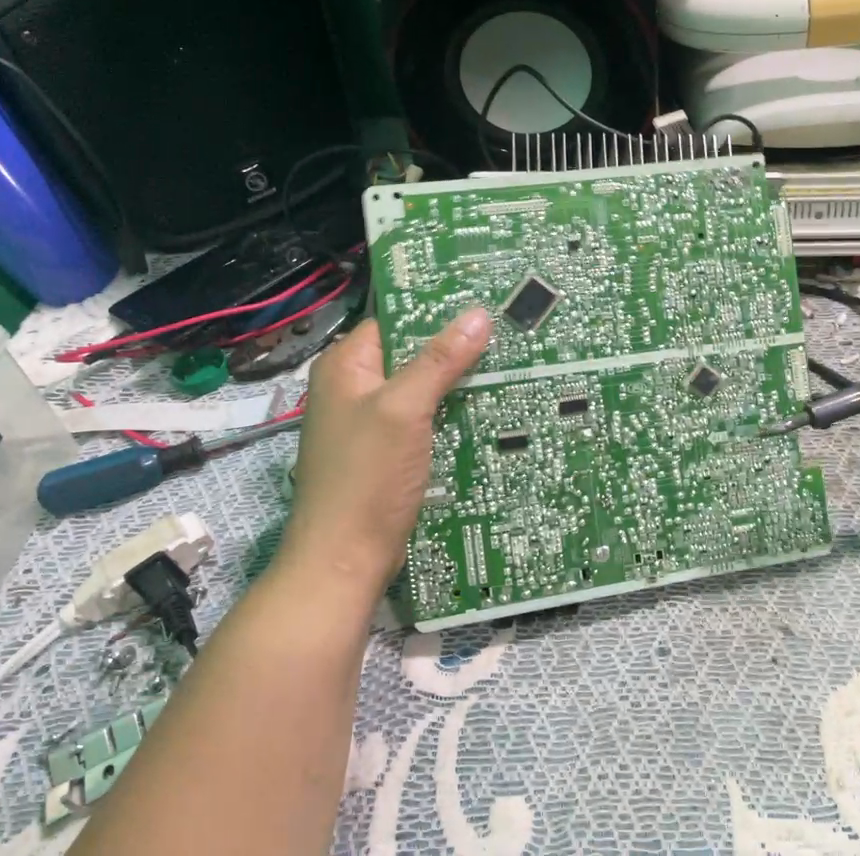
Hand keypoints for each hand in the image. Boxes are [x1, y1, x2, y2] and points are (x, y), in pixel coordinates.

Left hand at [282, 309, 490, 592]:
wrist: (344, 560)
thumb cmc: (366, 477)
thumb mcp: (404, 409)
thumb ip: (439, 360)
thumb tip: (478, 314)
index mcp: (345, 367)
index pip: (395, 320)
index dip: (438, 309)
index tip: (486, 300)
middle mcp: (355, 390)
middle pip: (413, 355)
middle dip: (458, 348)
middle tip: (512, 332)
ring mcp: (372, 425)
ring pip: (424, 391)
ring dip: (462, 384)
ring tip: (515, 366)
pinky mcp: (389, 456)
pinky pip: (427, 423)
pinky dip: (455, 417)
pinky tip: (493, 413)